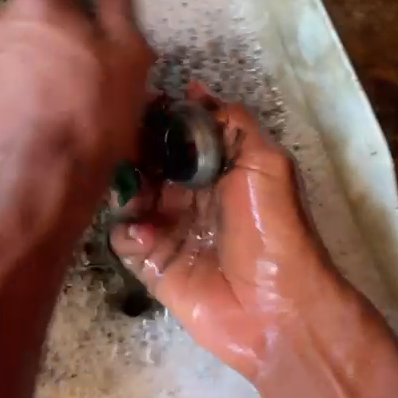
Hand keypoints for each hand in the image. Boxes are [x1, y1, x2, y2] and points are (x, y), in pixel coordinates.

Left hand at [0, 0, 155, 229]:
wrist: (35, 181)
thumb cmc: (91, 113)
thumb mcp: (129, 56)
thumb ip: (118, 10)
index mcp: (35, 1)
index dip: (88, 8)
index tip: (103, 39)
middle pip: (34, 17)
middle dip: (58, 36)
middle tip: (85, 74)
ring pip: (12, 50)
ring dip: (32, 63)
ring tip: (57, 102)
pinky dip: (12, 92)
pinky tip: (32, 120)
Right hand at [110, 85, 354, 380]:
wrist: (275, 307)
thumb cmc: (271, 228)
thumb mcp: (266, 163)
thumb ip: (232, 122)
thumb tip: (195, 89)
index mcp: (214, 168)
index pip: (174, 134)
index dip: (155, 120)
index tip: (134, 108)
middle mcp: (186, 194)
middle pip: (144, 162)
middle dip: (132, 154)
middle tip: (126, 153)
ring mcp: (166, 228)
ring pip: (127, 196)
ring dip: (128, 192)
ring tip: (138, 198)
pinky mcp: (151, 262)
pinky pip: (122, 237)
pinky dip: (128, 231)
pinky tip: (148, 235)